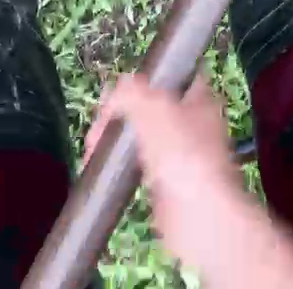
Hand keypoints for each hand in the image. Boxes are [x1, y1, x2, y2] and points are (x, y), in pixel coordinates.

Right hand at [86, 74, 243, 267]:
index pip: (170, 76)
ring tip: (93, 147)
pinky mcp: (170, 184)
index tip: (118, 88)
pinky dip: (122, 166)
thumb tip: (119, 87)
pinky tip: (106, 169)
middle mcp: (194, 124)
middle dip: (120, 113)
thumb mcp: (152, 106)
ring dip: (117, 140)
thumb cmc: (181, 151)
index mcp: (199, 99)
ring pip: (142, 137)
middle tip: (100, 124)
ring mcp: (182, 156)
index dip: (144, 78)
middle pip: (150, 108)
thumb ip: (131, 92)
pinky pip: (141, 166)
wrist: (199, 215)